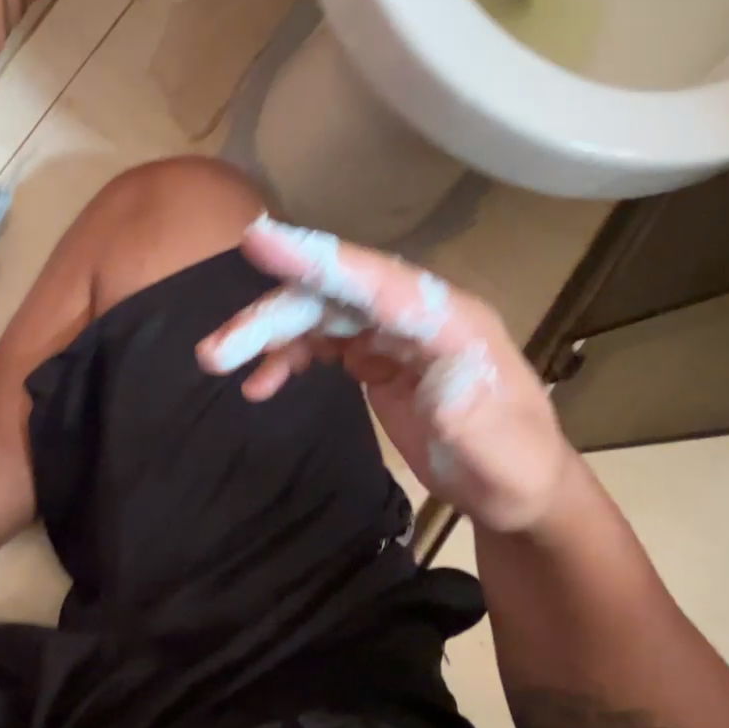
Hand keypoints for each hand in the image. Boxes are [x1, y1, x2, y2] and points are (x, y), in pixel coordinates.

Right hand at [197, 216, 572, 533]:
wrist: (514, 489)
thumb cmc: (512, 468)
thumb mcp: (500, 453)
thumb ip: (471, 416)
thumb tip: (440, 383)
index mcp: (450, 323)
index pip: (378, 282)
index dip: (319, 260)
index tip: (260, 239)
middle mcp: (417, 316)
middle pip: (332, 298)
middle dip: (271, 317)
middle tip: (214, 353)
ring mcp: (394, 335)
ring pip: (319, 316)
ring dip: (268, 335)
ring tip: (219, 364)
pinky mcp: (377, 357)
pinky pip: (321, 343)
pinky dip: (285, 357)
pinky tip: (261, 386)